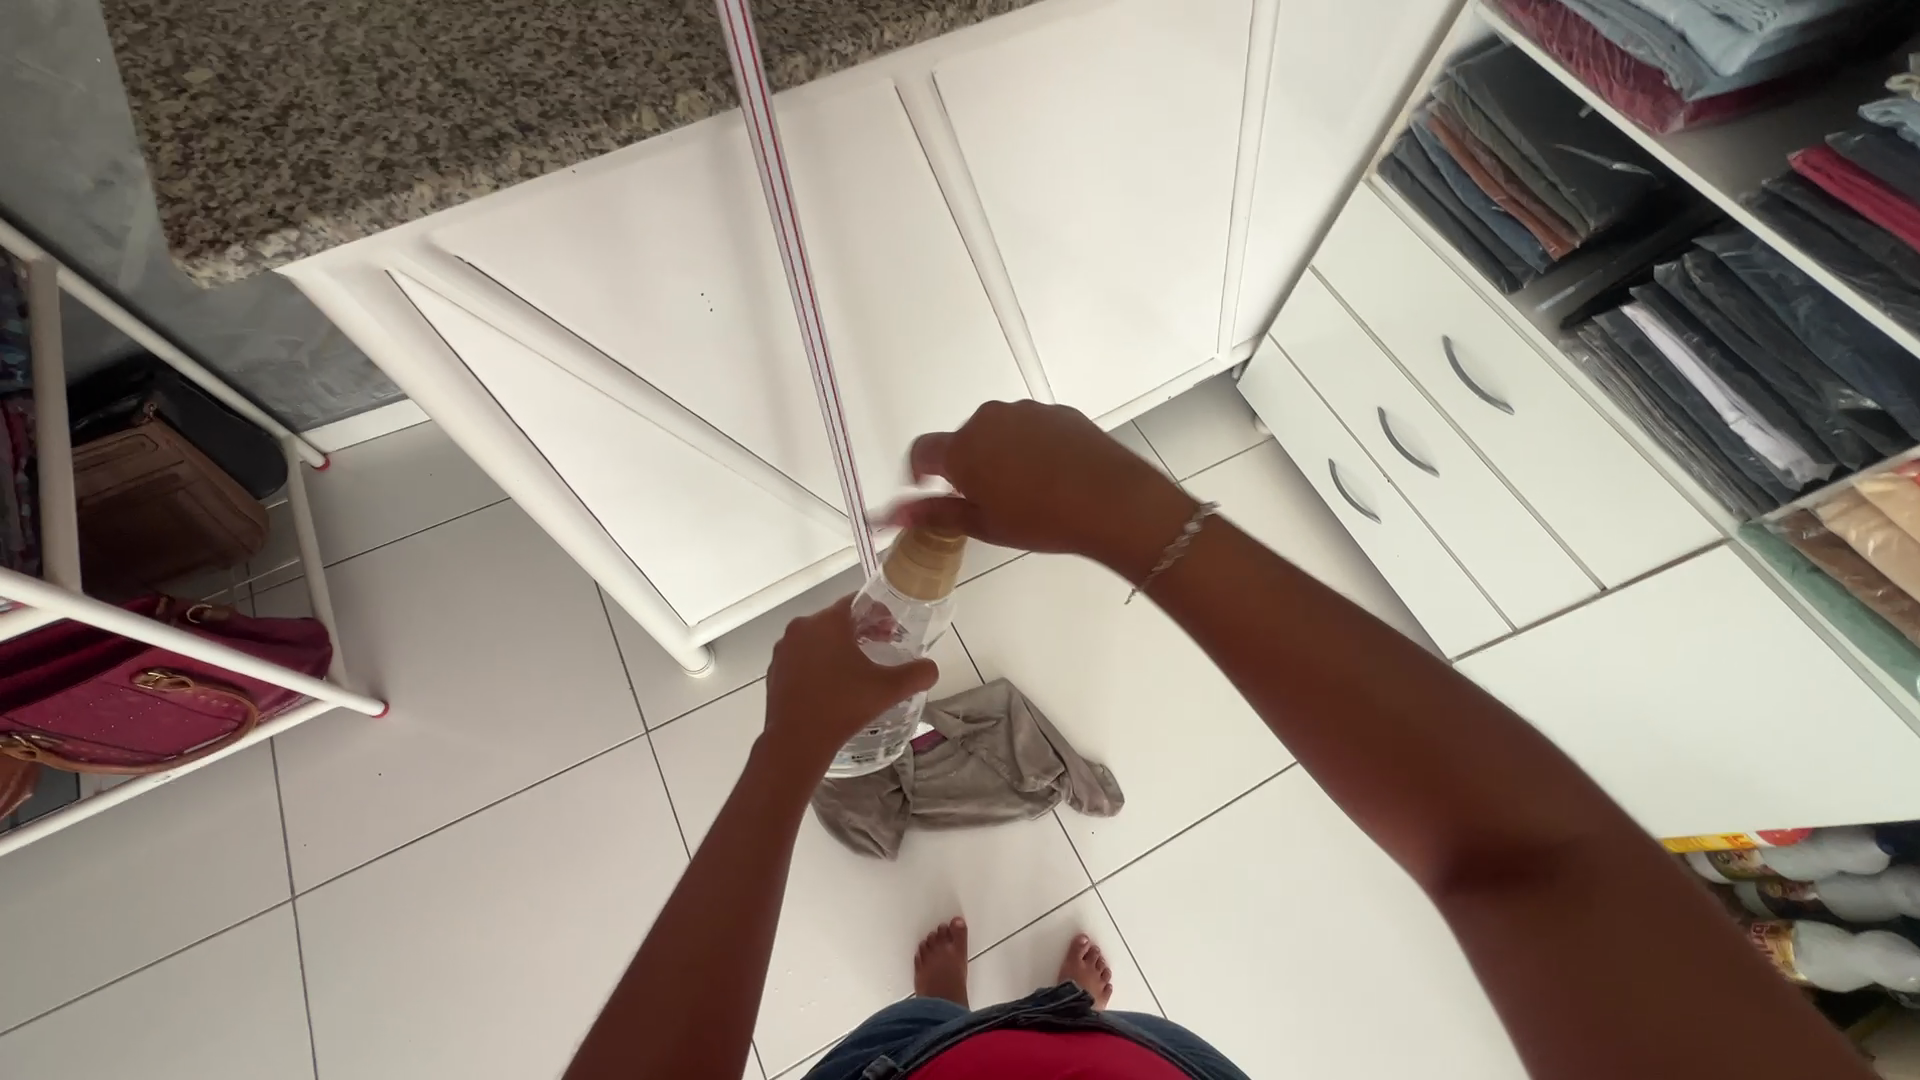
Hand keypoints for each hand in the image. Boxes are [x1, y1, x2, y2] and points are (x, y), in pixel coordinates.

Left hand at [759, 597, 938, 775]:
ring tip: (858, 668)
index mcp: (828, 622)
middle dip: (861, 630)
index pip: (857, 603)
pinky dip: (819, 663)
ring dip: (839, 646)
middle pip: (837, 620)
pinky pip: (802, 657)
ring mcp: (784, 650)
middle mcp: (801, 628)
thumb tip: (931, 669)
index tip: (893, 629)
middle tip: (882, 646)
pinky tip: (832, 685)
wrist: (796, 742)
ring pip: (818, 638)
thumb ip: (917, 674)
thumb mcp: (888, 689)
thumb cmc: (843, 707)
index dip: (879, 613)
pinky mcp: (774, 670)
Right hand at [894, 400, 1197, 581]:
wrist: (1111, 501)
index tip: (929, 489)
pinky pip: (1030, 428)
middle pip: (963, 440)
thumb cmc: (1041, 520)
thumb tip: (890, 514)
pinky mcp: (1058, 411)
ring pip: (998, 432)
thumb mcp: (984, 524)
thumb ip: (934, 514)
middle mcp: (988, 419)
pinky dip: (1029, 447)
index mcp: (963, 448)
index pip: (922, 451)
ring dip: (999, 454)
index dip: (919, 472)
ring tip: (1024, 490)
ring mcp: (1025, 411)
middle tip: (986, 500)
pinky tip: (1051, 476)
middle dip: (966, 465)